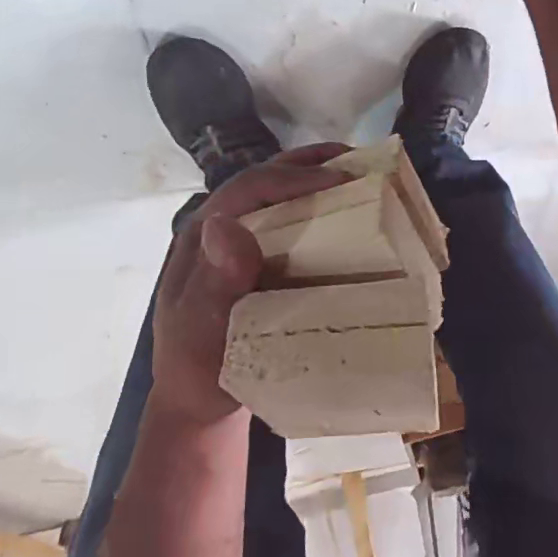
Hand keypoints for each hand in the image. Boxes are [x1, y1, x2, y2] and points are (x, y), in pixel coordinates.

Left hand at [148, 144, 353, 424]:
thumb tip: (226, 225)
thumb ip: (213, 283)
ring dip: (315, 174)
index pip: (247, 188)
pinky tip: (346, 206)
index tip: (340, 180)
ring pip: (276, 192)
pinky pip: (288, 216)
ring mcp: (238, 241)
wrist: (199, 397)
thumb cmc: (199, 366)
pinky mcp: (259, 256)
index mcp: (201, 237)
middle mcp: (218, 228)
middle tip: (358, 160)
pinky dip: (318, 201)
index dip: (294, 177)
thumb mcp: (200, 330)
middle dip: (309, 163)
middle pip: (263, 178)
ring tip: (358, 168)